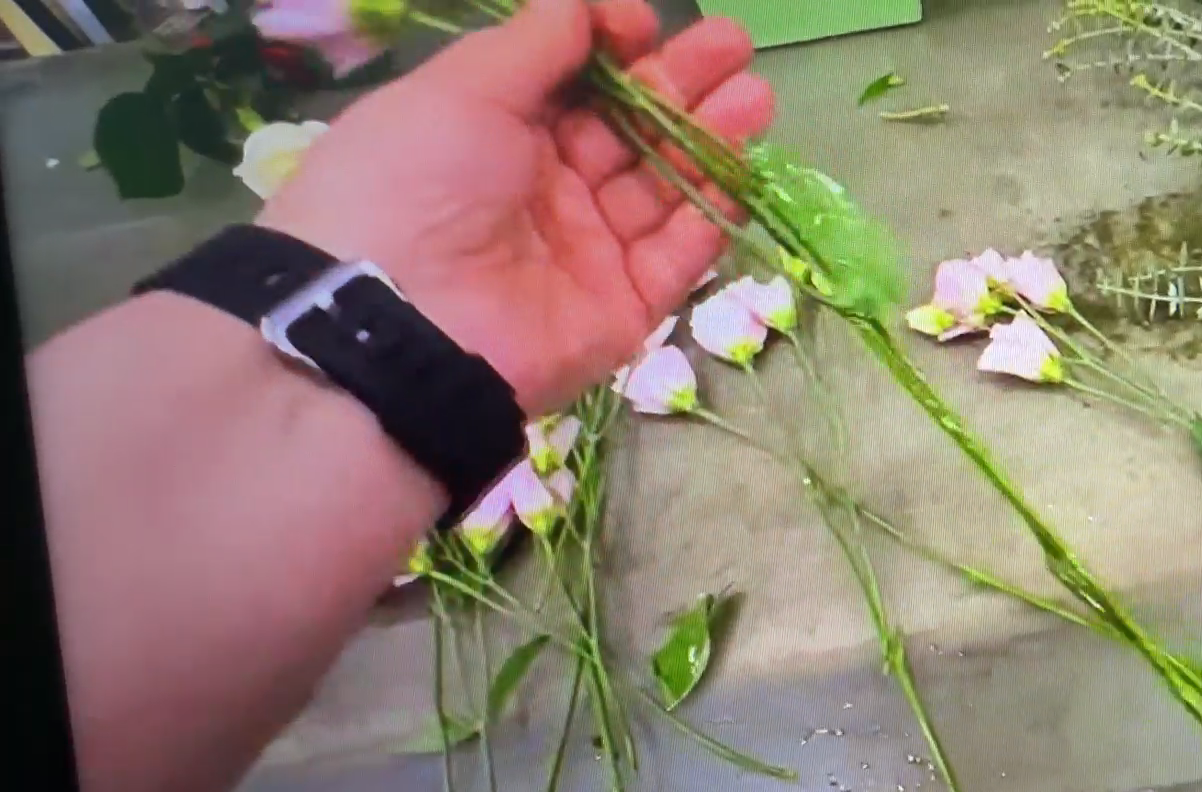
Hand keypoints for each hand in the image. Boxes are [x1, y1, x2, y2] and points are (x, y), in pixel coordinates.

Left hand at [257, 0, 773, 415]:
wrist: (413, 319)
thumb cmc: (418, 181)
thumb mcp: (464, 91)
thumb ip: (537, 46)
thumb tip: (590, 7)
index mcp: (505, 136)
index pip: (582, 89)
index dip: (619, 53)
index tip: (650, 25)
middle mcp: (557, 191)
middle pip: (635, 135)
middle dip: (685, 90)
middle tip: (738, 51)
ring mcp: (598, 251)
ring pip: (666, 191)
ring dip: (710, 146)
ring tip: (756, 101)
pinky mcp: (631, 305)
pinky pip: (678, 257)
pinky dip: (710, 221)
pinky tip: (741, 180)